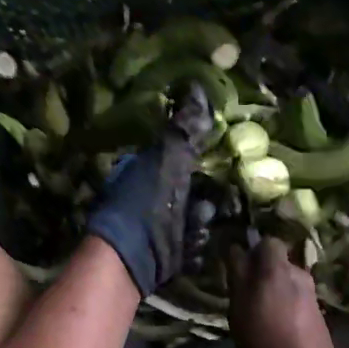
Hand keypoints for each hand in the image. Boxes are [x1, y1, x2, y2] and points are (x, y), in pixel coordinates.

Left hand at [84, 82, 216, 296]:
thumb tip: (197, 90)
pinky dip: (195, 248)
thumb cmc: (147, 204)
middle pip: (187, 192)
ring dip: (200, 225)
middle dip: (203, 197)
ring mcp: (154, 230)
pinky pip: (189, 248)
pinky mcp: (163, 257)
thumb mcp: (169, 160)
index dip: (196, 160)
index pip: (175, 159)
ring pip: (190, 221)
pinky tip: (196, 247)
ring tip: (201, 227)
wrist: (131, 257)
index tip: (217, 164)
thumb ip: (184, 130)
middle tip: (217, 200)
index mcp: (143, 171)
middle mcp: (147, 199)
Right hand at [229, 237, 339, 347]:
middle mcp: (296, 272)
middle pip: (277, 261)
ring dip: (274, 289)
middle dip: (262, 272)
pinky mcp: (316, 308)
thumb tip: (236, 248)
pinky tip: (278, 324)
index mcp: (276, 268)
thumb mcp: (240, 309)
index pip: (267, 242)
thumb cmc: (266, 339)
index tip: (240, 268)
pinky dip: (285, 303)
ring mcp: (310, 290)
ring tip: (261, 313)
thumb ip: (238, 276)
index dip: (253, 252)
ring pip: (286, 279)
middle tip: (247, 294)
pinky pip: (295, 295)